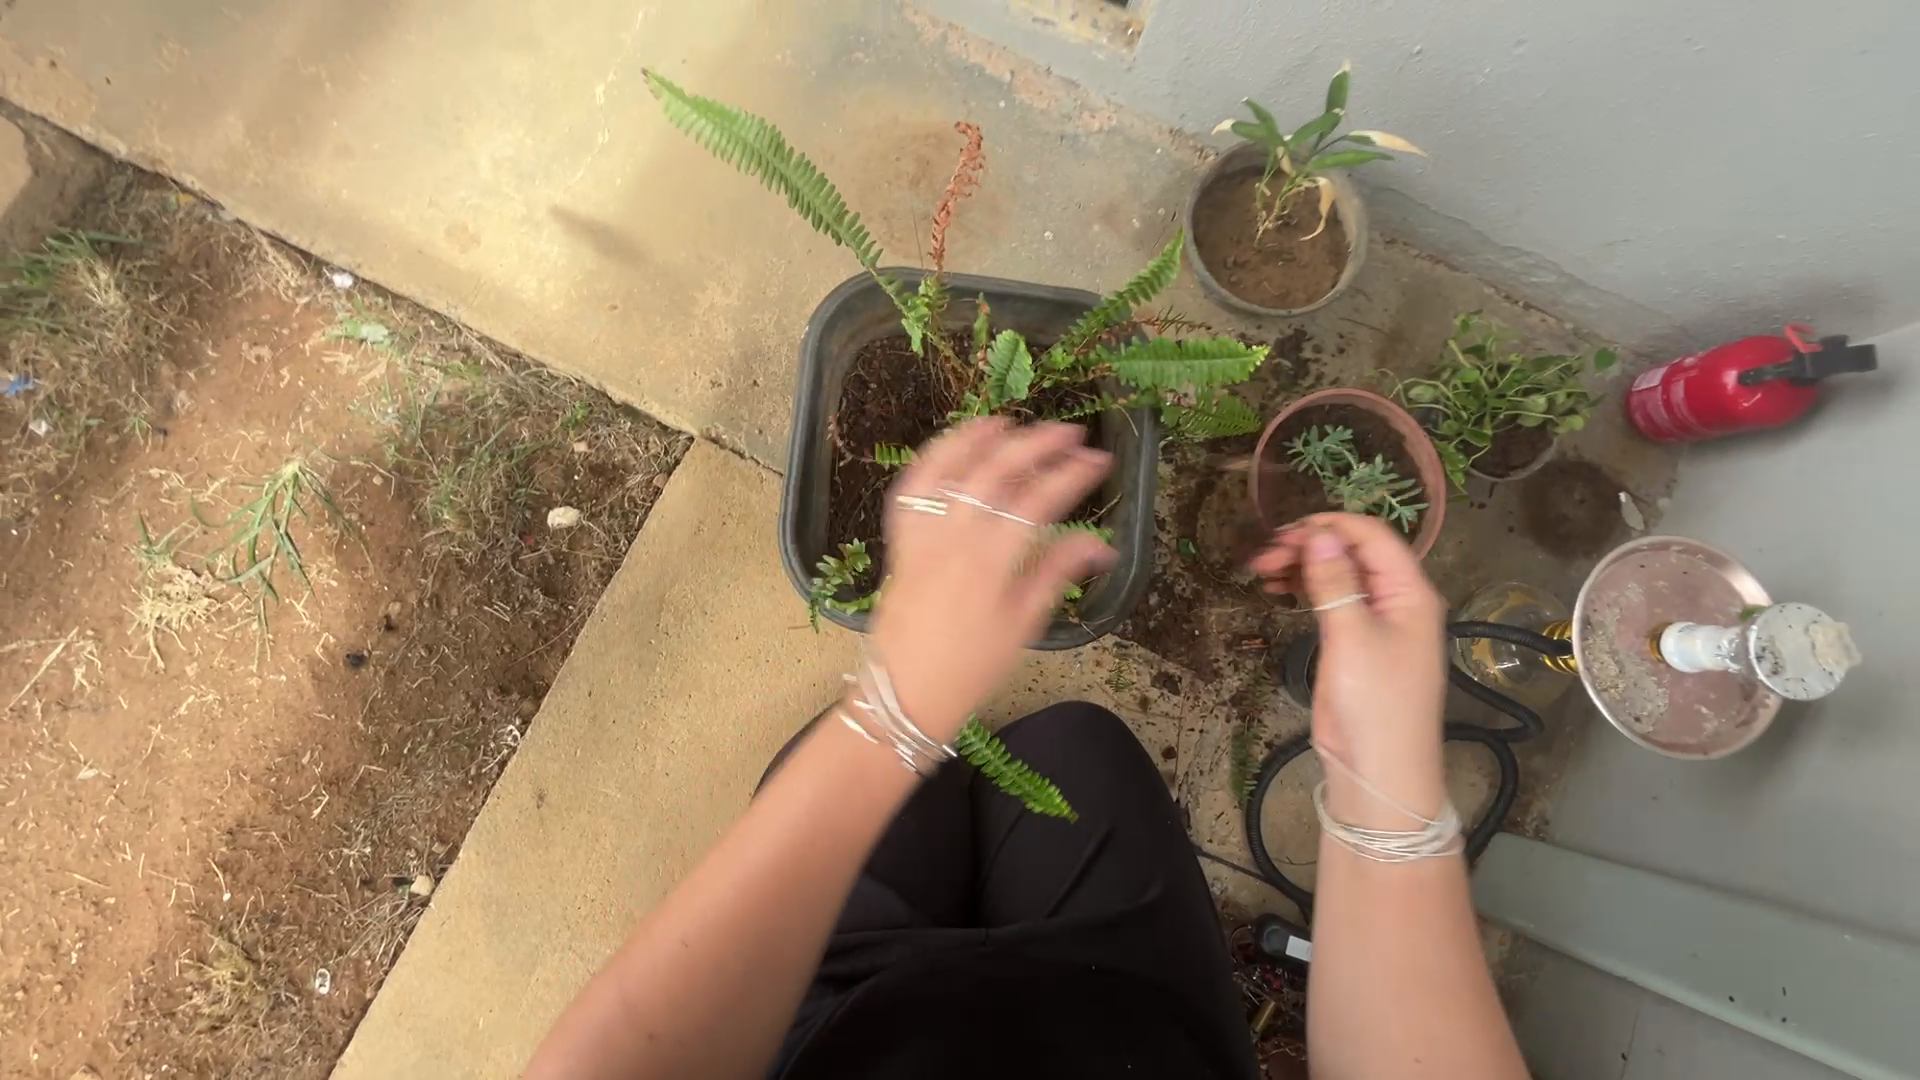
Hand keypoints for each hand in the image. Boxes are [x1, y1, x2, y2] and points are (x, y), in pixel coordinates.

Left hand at [869, 418, 1115, 741]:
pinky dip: (930, 461)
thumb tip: (1102, 544)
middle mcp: (953, 539)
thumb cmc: (971, 667)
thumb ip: (1057, 574)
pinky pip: (910, 489)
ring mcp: (921, 536)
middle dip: (1036, 445)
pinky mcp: (899, 541)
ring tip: (1008, 421)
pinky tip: (952, 448)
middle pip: (996, 473)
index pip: (1038, 502)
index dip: (1072, 475)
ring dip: (977, 439)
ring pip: (947, 470)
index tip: (1099, 460)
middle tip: (1069, 432)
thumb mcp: (1024, 625)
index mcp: (990, 563)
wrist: (905, 693)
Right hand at [1249, 514, 1445, 783]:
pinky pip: (1329, 599)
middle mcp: (1394, 599)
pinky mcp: (1352, 640)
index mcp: (1410, 592)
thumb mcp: (1352, 635)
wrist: (1377, 765)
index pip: (1372, 537)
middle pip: (1352, 552)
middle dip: (1309, 546)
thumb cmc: (1374, 699)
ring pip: (1336, 574)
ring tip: (1262, 570)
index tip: (1284, 534)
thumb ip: (1335, 580)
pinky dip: (1303, 589)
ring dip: (1302, 566)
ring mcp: (1372, 620)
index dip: (1330, 526)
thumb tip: (1320, 532)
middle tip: (1264, 556)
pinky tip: (1276, 588)